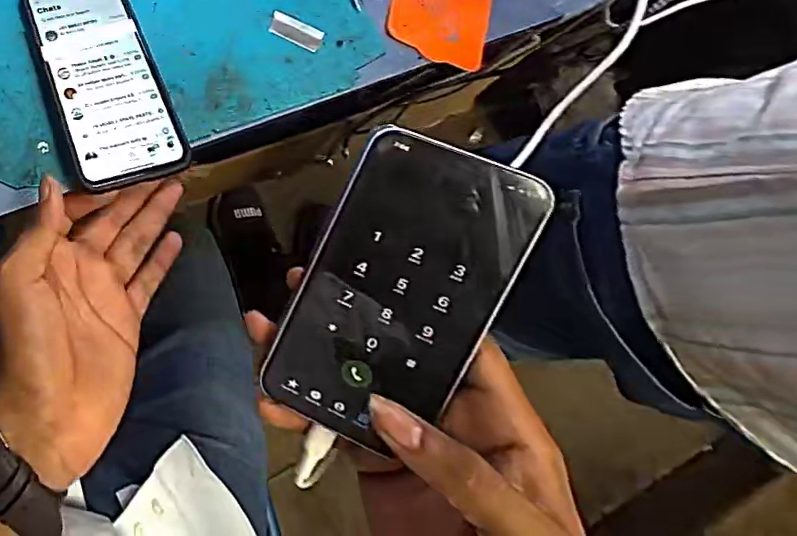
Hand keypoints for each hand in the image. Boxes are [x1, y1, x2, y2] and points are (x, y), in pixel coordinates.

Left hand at [0, 176, 184, 488]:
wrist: (47, 418)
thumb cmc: (25, 348)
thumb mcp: (18, 280)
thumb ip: (38, 231)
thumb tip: (50, 185)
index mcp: (51, 253)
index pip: (78, 208)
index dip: (100, 187)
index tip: (121, 164)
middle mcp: (79, 265)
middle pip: (114, 218)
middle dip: (135, 193)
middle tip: (159, 168)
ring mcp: (105, 291)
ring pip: (135, 241)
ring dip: (153, 215)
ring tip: (172, 189)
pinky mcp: (126, 317)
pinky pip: (147, 278)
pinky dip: (161, 258)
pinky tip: (173, 238)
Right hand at [243, 271, 581, 534]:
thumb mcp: (525, 527)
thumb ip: (465, 473)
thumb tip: (391, 415)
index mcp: (500, 424)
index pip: (462, 349)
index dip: (423, 314)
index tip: (376, 284)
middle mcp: (449, 425)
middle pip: (391, 360)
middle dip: (343, 327)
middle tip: (302, 297)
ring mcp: (408, 448)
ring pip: (352, 390)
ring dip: (307, 365)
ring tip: (271, 340)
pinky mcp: (376, 472)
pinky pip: (332, 431)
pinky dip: (298, 414)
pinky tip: (276, 403)